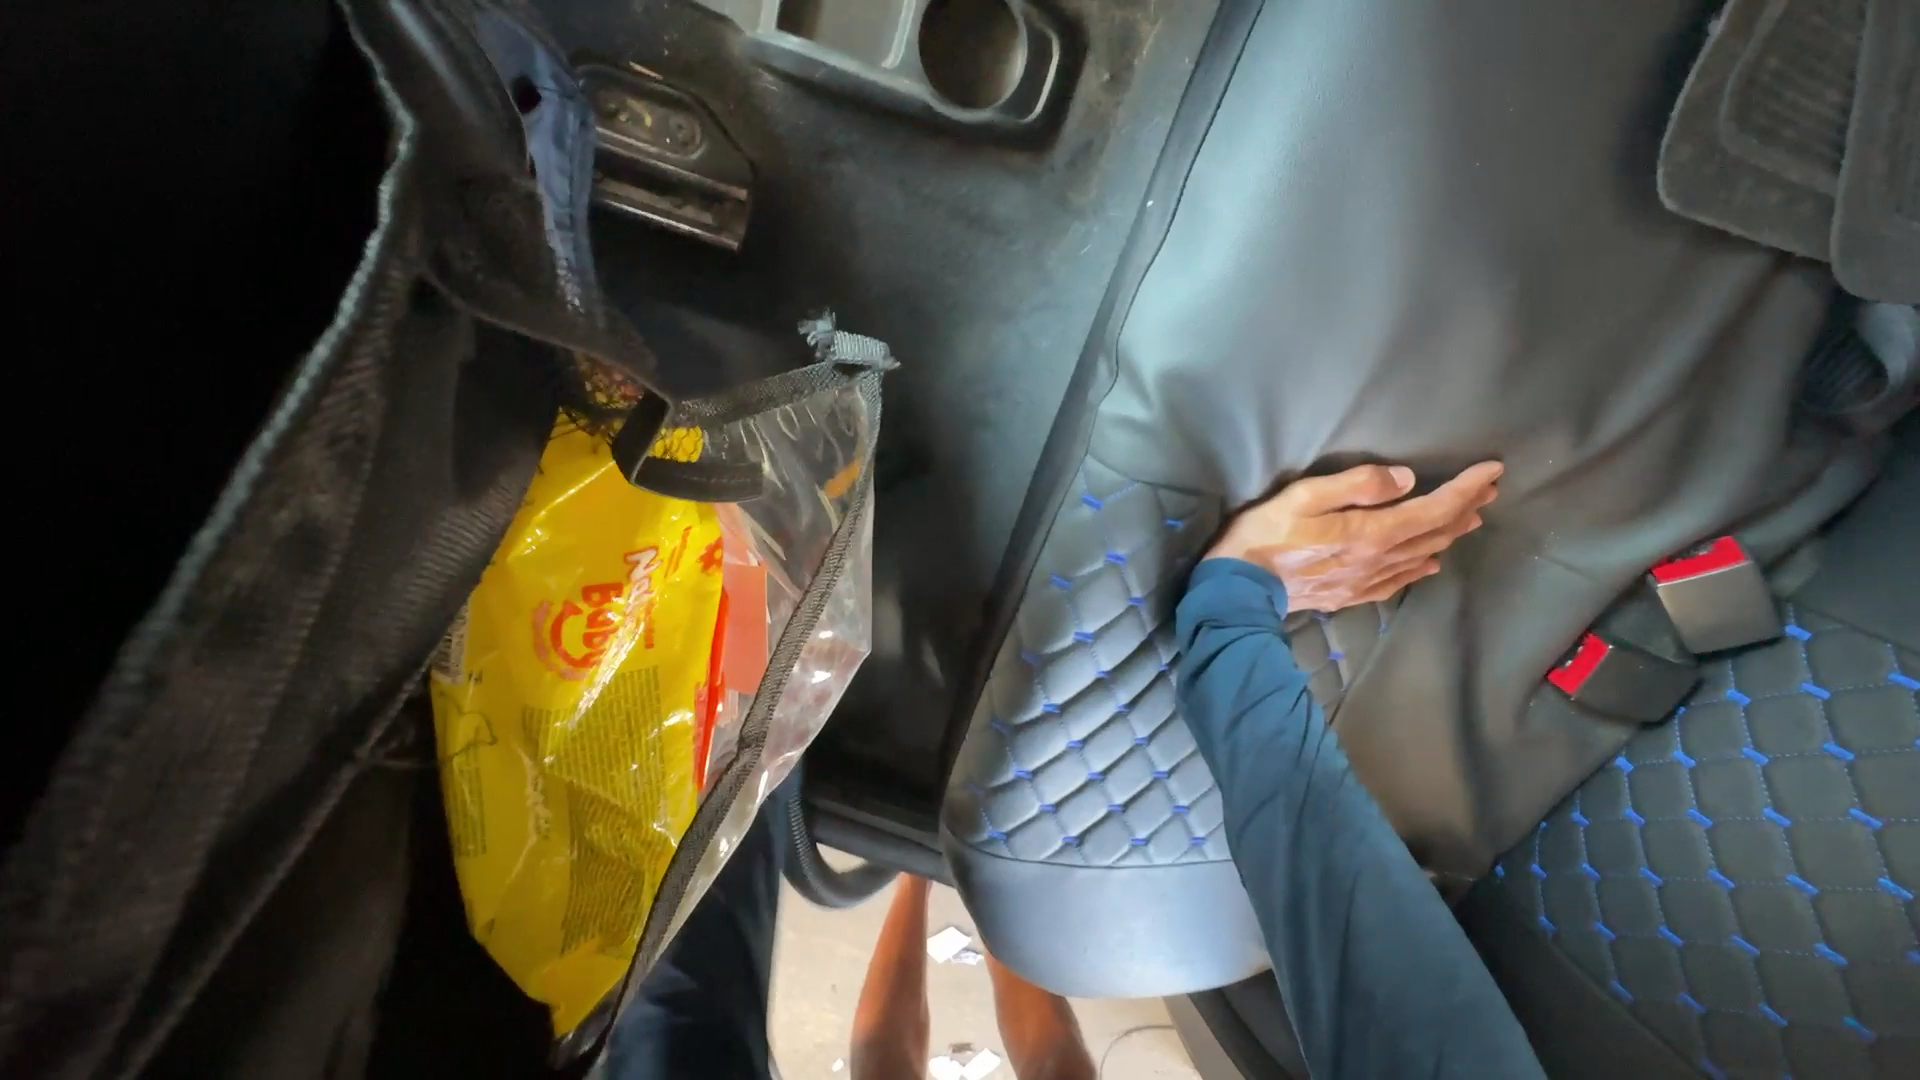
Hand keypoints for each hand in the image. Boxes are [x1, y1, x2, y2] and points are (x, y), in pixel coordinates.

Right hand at [1205, 461, 1503, 612]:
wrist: (1240, 588)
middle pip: (1435, 533)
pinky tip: (1429, 564)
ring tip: (1469, 519)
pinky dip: (1421, 568)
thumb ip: (1356, 484)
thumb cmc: (1266, 533)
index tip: (1492, 470)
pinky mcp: (1351, 595)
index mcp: (1373, 532)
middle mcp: (1380, 559)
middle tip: (1488, 490)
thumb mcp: (1304, 495)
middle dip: (1466, 508)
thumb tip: (1406, 479)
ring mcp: (1366, 581)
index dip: (1468, 488)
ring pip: (1422, 556)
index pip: (1435, 508)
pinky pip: (1398, 581)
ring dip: (1449, 535)